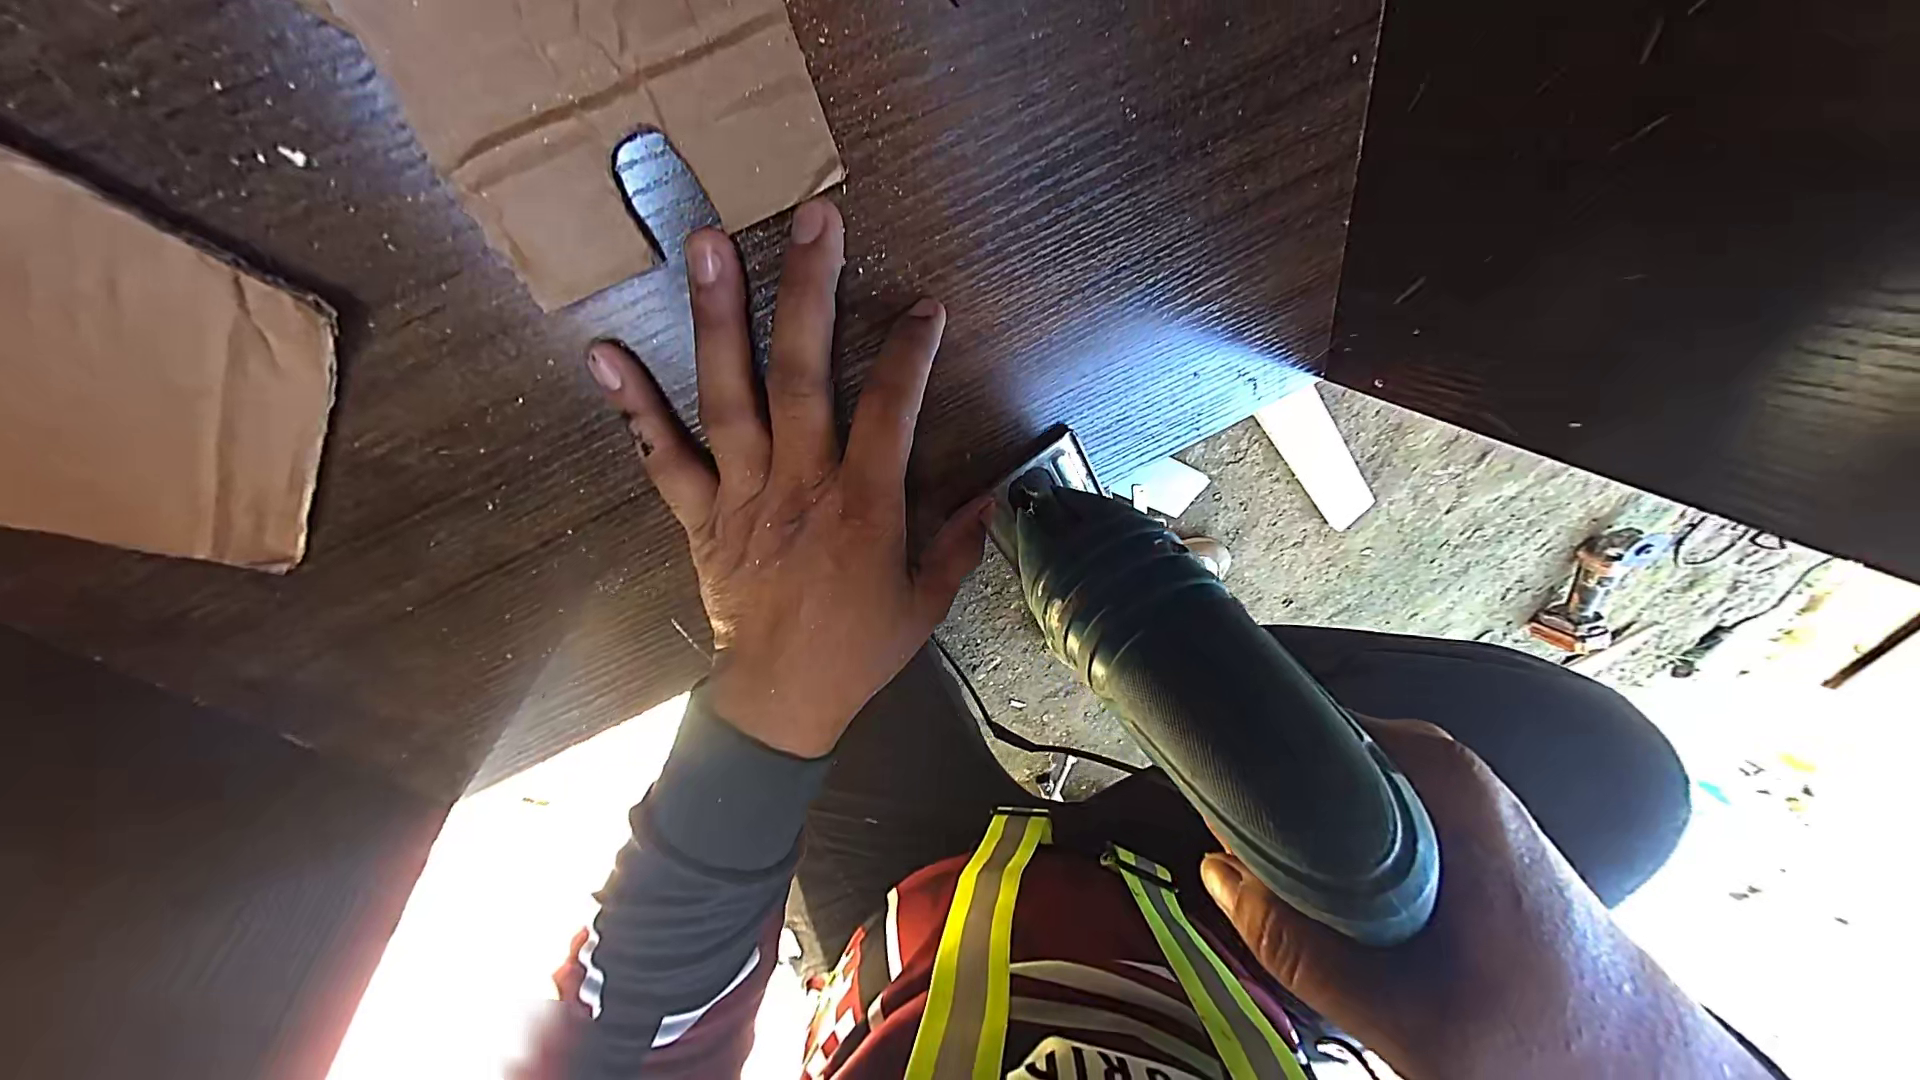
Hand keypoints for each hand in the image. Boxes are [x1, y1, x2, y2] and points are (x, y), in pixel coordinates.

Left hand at [585, 198, 989, 758]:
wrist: (781, 699)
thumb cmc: (859, 649)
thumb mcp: (927, 603)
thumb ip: (958, 544)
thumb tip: (991, 497)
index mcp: (863, 508)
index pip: (892, 411)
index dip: (910, 354)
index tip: (924, 307)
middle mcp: (800, 486)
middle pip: (802, 376)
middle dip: (809, 292)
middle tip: (812, 218)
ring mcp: (742, 496)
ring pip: (728, 398)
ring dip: (716, 318)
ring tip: (702, 242)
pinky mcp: (701, 516)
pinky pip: (664, 458)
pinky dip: (634, 407)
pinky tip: (603, 351)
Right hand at [1200, 719, 1770, 1078]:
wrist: (1654, 1074)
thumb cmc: (1558, 1045)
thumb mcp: (1417, 1020)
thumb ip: (1300, 948)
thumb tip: (1214, 872)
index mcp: (1434, 772)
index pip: (1302, 726)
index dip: (1245, 758)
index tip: (1206, 795)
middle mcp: (1431, 763)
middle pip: (1305, 753)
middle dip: (1263, 801)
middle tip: (1235, 856)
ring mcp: (1433, 790)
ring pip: (1323, 786)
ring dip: (1290, 828)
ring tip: (1269, 875)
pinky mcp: (1434, 820)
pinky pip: (1347, 807)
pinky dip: (1319, 841)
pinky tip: (1313, 887)